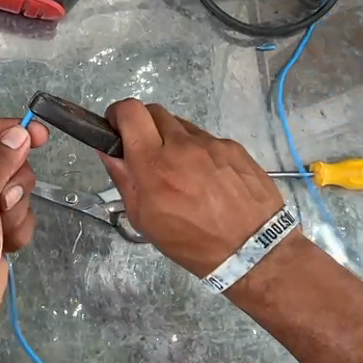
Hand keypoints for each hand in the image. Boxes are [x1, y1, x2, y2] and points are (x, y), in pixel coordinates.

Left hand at [0, 118, 48, 334]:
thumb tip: (19, 133)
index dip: (9, 130)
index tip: (42, 135)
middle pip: (5, 160)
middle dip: (12, 182)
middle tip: (0, 202)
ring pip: (18, 190)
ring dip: (14, 211)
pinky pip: (20, 216)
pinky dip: (16, 230)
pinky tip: (2, 246)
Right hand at [100, 100, 285, 278]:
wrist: (253, 250)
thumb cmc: (191, 241)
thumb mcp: (144, 219)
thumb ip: (124, 179)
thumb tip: (108, 151)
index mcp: (153, 163)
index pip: (130, 112)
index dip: (118, 114)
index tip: (116, 128)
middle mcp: (181, 145)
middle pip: (153, 112)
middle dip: (144, 127)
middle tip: (148, 153)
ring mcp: (210, 143)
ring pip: (181, 126)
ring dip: (172, 140)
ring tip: (183, 172)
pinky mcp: (234, 147)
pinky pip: (207, 140)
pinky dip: (199, 152)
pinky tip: (209, 179)